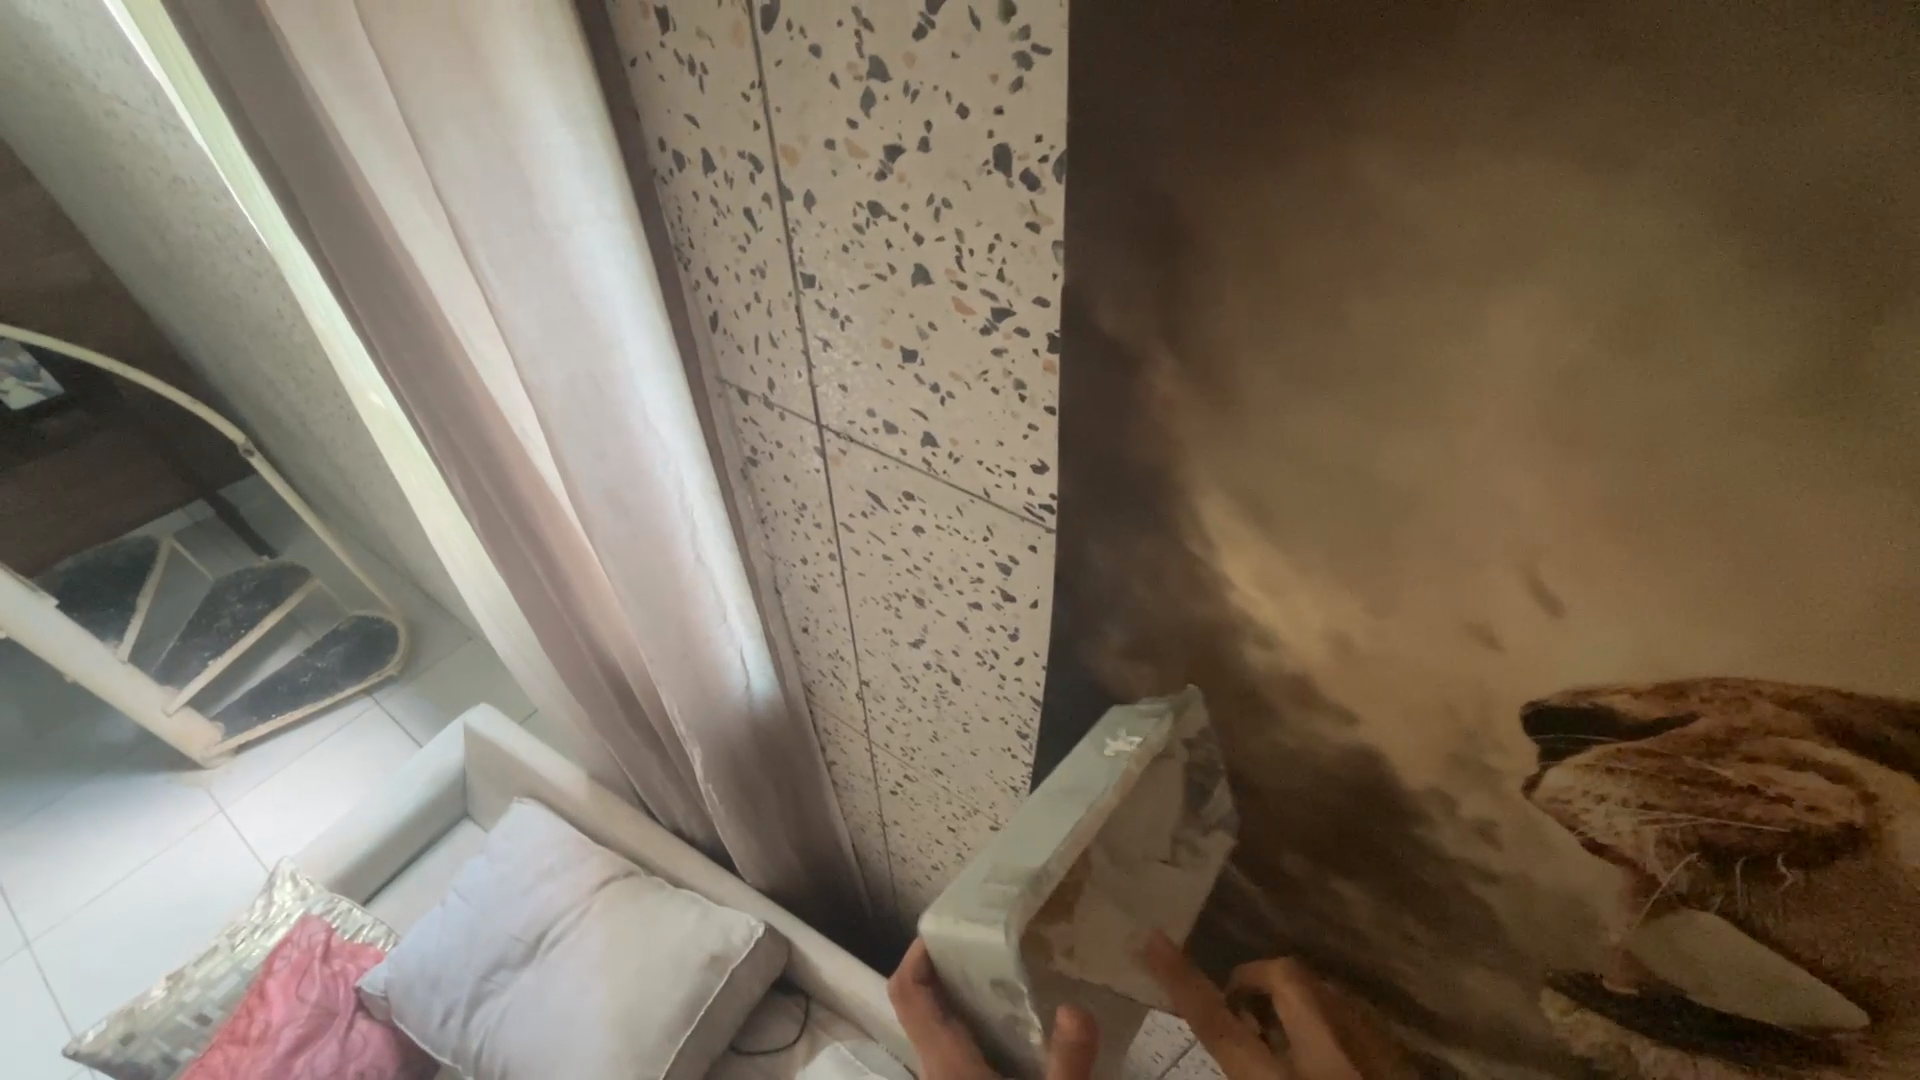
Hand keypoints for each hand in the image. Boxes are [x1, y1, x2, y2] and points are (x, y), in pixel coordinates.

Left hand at [889, 938, 1100, 1079]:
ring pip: (944, 1030)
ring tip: (1018, 973)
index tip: (952, 924)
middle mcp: (935, 1073)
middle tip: (1001, 940)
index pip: (906, 991)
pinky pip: (961, 1053)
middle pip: (925, 1004)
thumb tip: (1078, 1008)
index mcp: (944, 1064)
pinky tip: (1026, 1031)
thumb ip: (1069, 1064)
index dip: (917, 951)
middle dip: (956, 967)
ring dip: (971, 998)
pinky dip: (983, 1029)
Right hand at [1142, 932, 1397, 1079]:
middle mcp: (1331, 1063)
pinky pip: (1363, 1023)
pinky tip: (1333, 1057)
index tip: (1150, 939)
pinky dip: (1336, 1024)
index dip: (1180, 979)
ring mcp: (1379, 1060)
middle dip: (1254, 978)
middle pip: (1284, 980)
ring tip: (1284, 1033)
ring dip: (1296, 998)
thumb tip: (1232, 1041)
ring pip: (1329, 993)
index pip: (1218, 1023)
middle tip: (1240, 1004)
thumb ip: (1246, 1067)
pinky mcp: (1410, 1068)